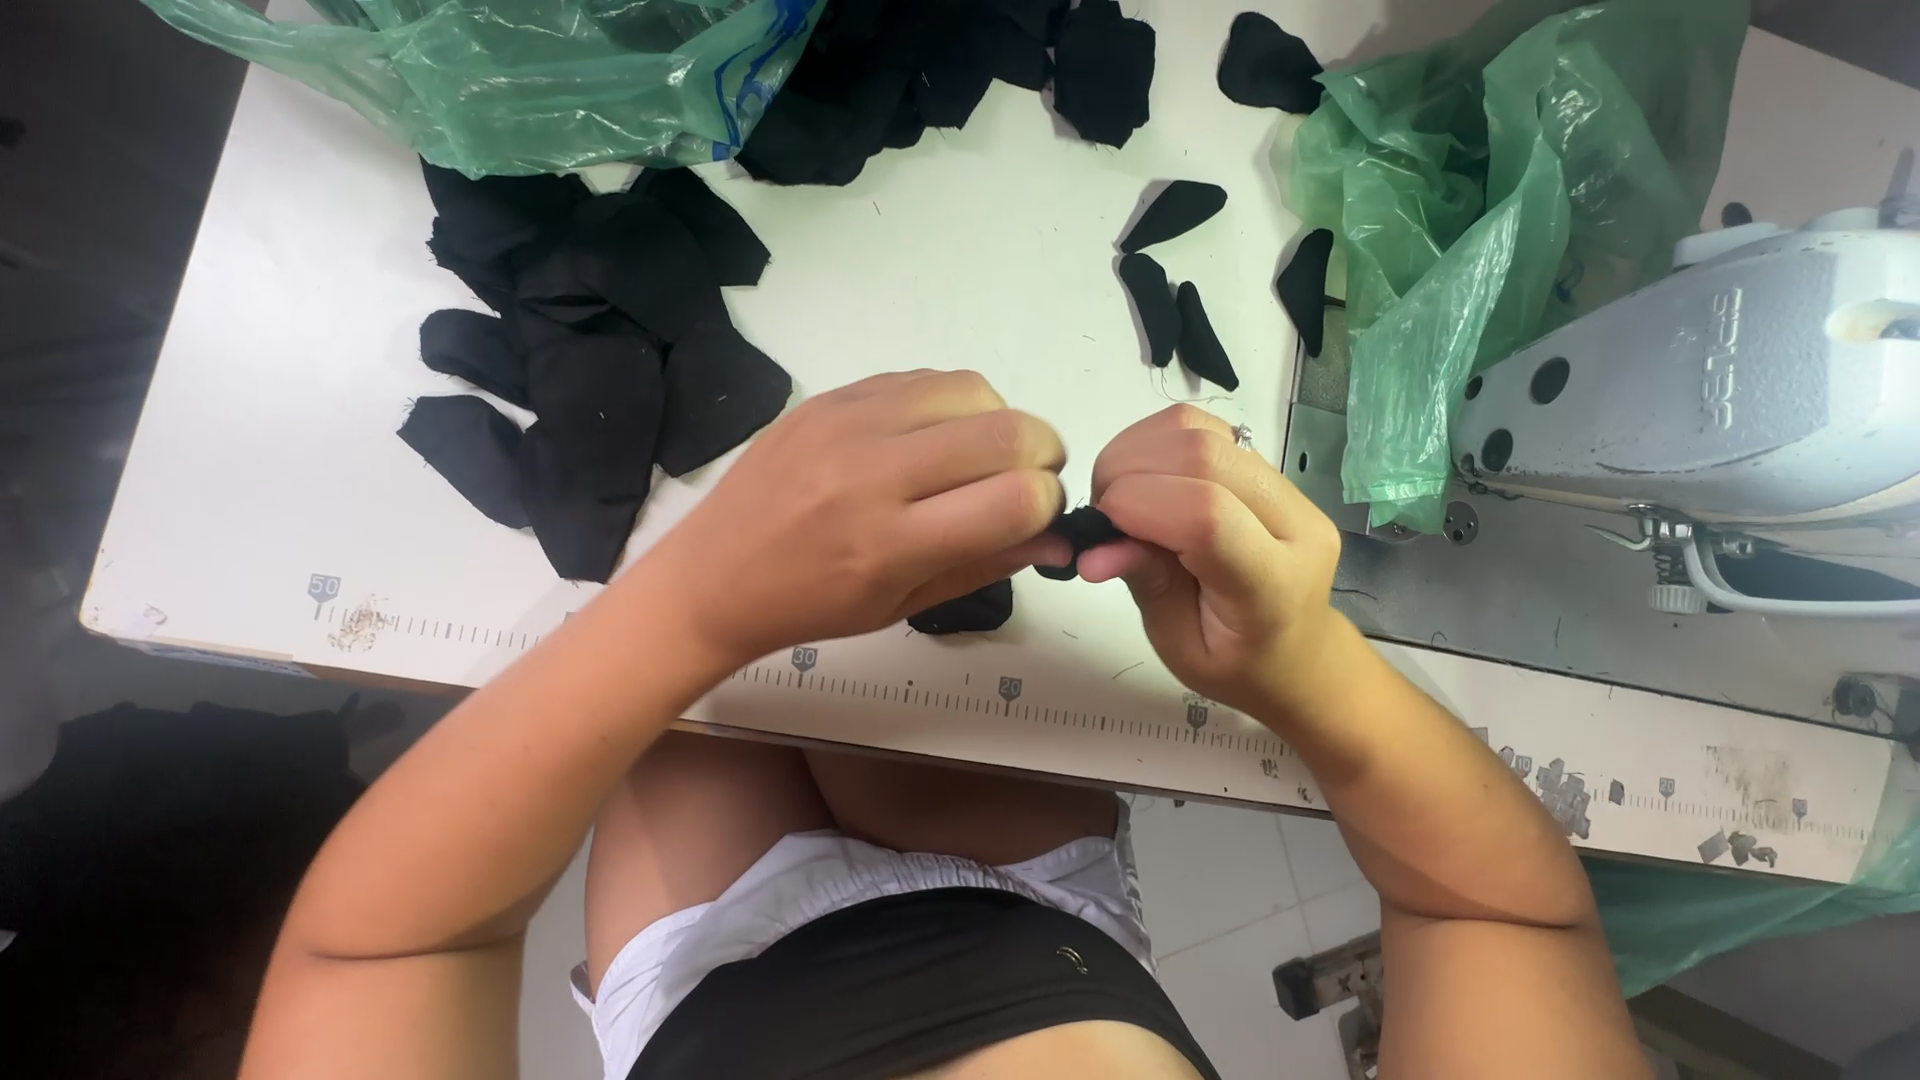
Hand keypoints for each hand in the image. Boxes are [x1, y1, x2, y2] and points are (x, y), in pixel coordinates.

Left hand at [634, 370, 1070, 662]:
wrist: (714, 575)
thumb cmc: (812, 606)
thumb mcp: (903, 606)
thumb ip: (986, 563)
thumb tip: (1056, 531)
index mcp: (890, 544)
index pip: (1015, 500)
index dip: (1047, 504)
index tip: (1036, 514)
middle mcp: (872, 473)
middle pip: (1007, 433)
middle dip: (1042, 455)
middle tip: (1026, 478)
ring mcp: (848, 423)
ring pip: (972, 390)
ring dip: (999, 422)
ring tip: (978, 455)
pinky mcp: (830, 396)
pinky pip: (923, 377)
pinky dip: (951, 403)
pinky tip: (933, 435)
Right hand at [1078, 405, 1345, 718]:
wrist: (1298, 653)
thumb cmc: (1236, 664)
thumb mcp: (1180, 646)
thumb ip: (1146, 586)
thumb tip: (1092, 550)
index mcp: (1272, 586)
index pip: (1207, 516)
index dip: (1138, 505)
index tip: (1099, 529)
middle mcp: (1293, 523)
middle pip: (1204, 455)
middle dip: (1128, 471)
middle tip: (1103, 513)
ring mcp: (1288, 489)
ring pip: (1201, 430)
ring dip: (1138, 451)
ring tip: (1120, 495)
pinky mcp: (1271, 470)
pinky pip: (1206, 428)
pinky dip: (1156, 441)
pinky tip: (1144, 479)